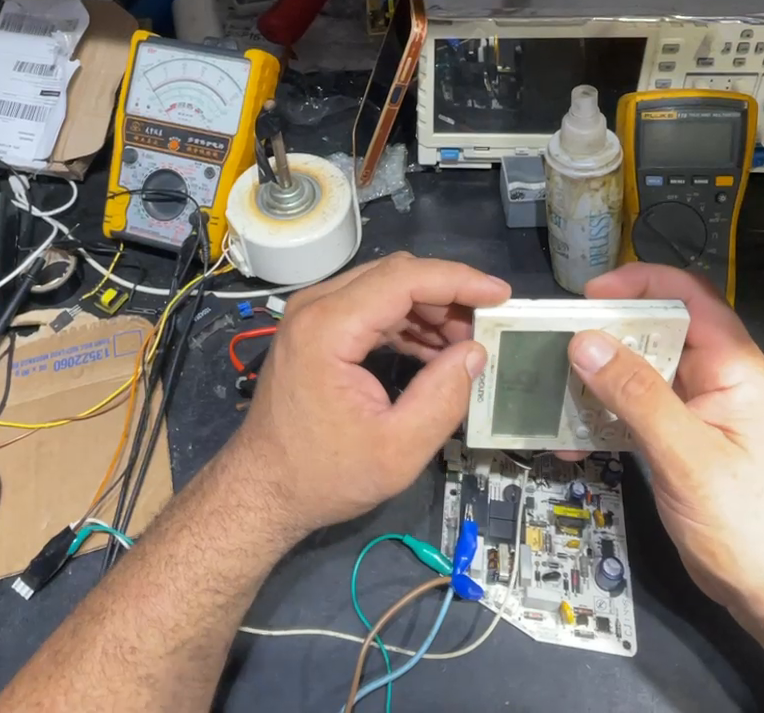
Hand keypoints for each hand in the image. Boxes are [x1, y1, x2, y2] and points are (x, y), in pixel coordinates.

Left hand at [220, 253, 509, 538]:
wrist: (263, 488)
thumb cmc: (325, 475)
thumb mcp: (398, 450)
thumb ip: (443, 397)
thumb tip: (475, 352)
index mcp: (329, 326)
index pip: (404, 278)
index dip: (458, 280)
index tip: (500, 294)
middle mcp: (316, 306)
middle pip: (394, 275)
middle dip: (447, 295)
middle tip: (487, 326)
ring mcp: (312, 314)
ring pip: (384, 287)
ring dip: (428, 309)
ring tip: (466, 344)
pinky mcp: (315, 328)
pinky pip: (369, 307)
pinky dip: (406, 321)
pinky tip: (433, 351)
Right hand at [570, 264, 763, 618]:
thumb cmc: (750, 522)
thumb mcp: (688, 455)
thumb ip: (637, 394)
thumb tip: (584, 340)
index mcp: (731, 366)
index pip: (688, 297)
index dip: (639, 283)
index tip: (587, 295)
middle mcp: (712, 378)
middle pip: (653, 332)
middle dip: (603, 334)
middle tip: (553, 343)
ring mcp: (694, 410)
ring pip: (637, 372)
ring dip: (594, 381)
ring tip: (551, 393)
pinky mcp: (677, 440)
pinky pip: (632, 411)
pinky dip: (601, 418)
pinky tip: (571, 442)